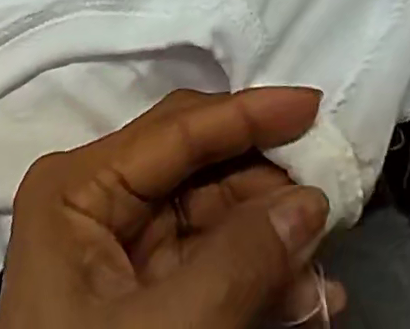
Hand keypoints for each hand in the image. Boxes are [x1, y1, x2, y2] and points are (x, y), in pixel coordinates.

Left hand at [0, 87, 346, 328]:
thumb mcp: (166, 327)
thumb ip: (240, 261)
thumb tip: (310, 201)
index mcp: (81, 186)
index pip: (179, 128)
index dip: (249, 112)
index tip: (313, 103)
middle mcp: (100, 199)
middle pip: (200, 162)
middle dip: (266, 175)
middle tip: (328, 179)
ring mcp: (123, 245)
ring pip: (215, 211)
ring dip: (273, 231)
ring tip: (326, 249)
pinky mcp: (145, 290)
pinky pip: (214, 260)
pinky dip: (260, 273)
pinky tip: (308, 296)